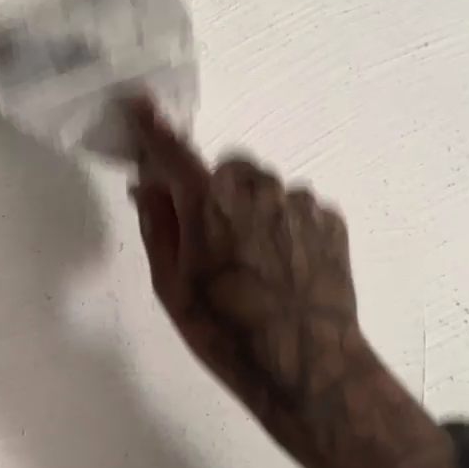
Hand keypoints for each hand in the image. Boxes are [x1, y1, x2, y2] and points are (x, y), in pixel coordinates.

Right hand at [126, 99, 460, 467]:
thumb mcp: (170, 286)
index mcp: (208, 200)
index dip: (151, 126)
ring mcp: (299, 201)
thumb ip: (158, 226)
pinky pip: (292, 208)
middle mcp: (256, 186)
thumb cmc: (224, 332)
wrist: (307, 366)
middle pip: (222, 169)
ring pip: (260, 188)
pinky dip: (279, 226)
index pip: (172, 150)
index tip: (139, 102)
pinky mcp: (329, 220)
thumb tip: (149, 186)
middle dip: (208, 190)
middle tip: (205, 239)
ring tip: (249, 264)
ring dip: (246, 209)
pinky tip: (279, 268)